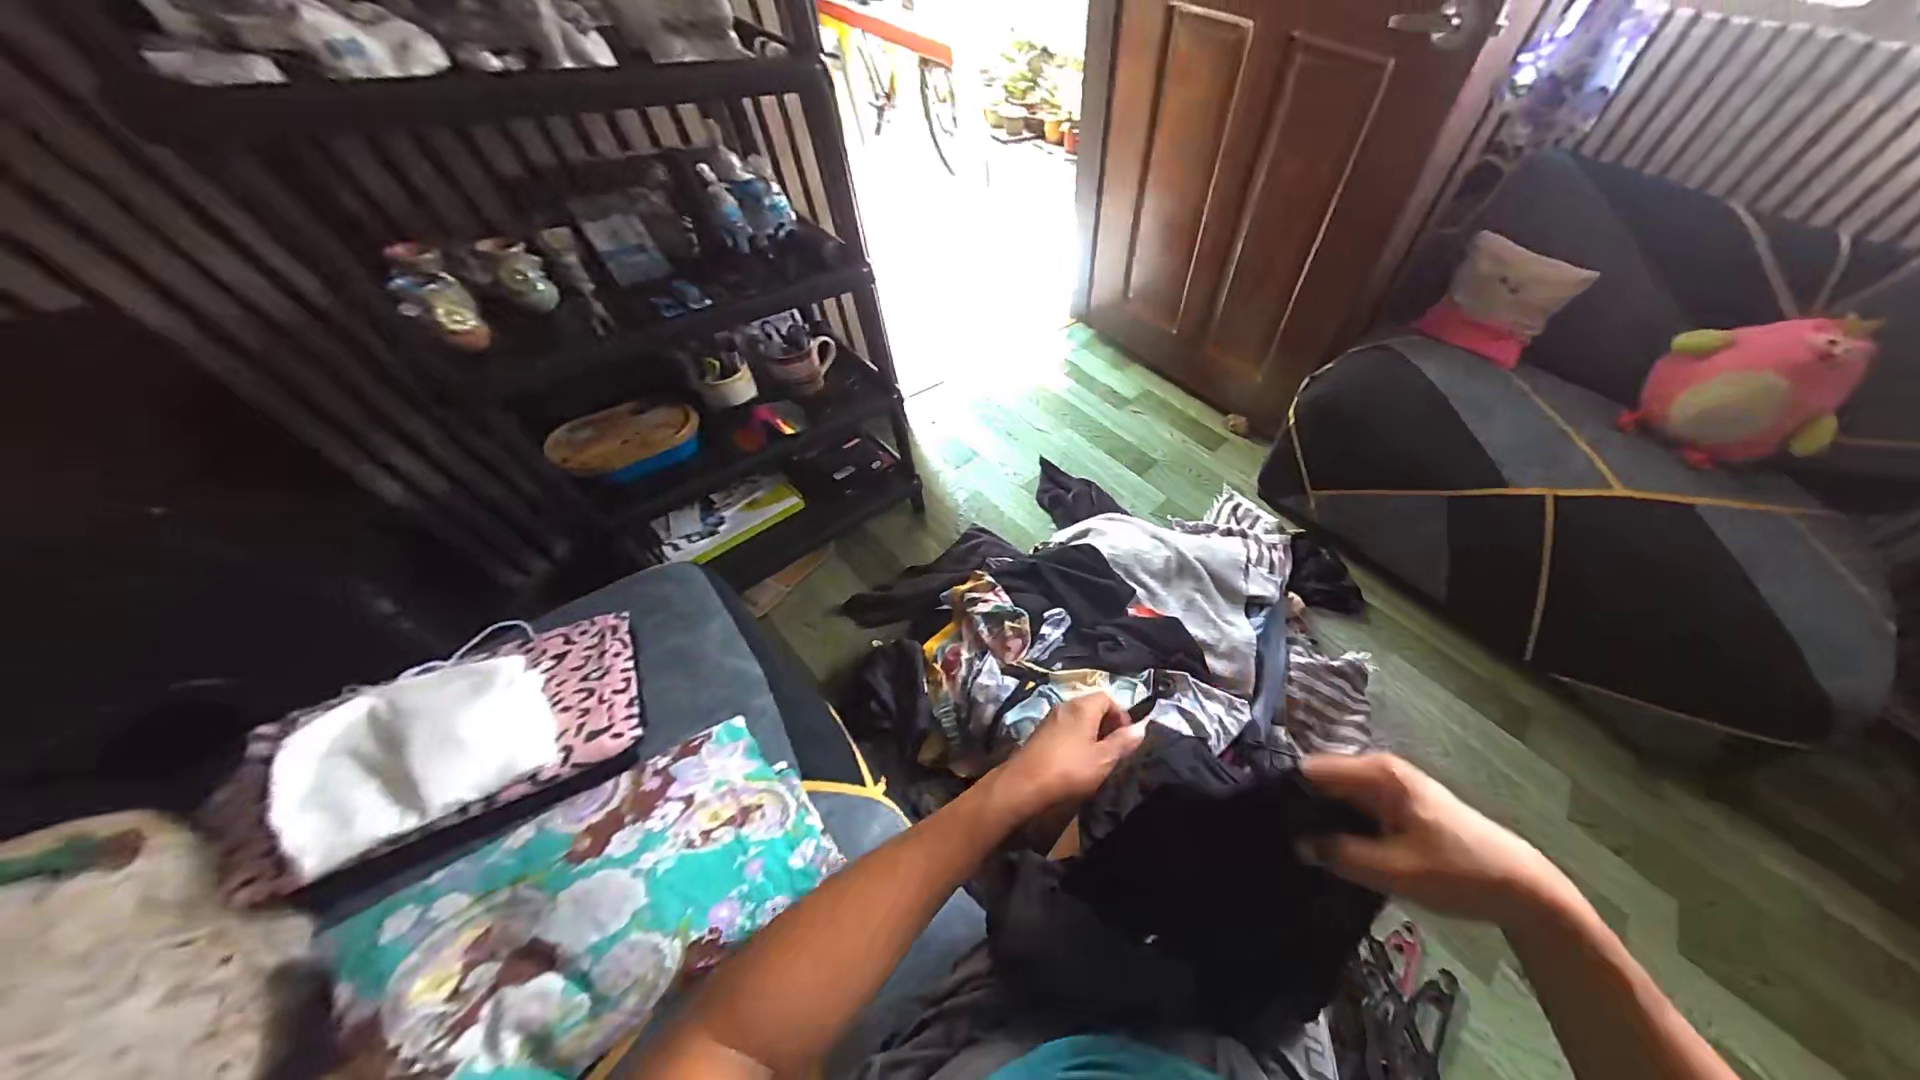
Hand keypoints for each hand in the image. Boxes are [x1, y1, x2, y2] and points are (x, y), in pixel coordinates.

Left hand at [986, 693, 1149, 821]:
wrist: (1024, 784)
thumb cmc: (1069, 769)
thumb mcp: (1103, 759)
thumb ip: (1123, 742)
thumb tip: (1141, 727)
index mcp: (1082, 707)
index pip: (1107, 697)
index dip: (1121, 714)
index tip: (1126, 737)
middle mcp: (1064, 706)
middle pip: (1092, 706)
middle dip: (1107, 724)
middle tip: (1114, 749)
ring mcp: (1050, 718)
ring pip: (1078, 718)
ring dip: (1092, 733)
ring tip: (1098, 757)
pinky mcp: (1040, 733)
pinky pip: (1065, 728)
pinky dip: (1076, 738)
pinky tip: (1077, 760)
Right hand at [1301, 753, 1579, 927]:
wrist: (1527, 892)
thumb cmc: (1462, 872)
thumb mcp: (1398, 871)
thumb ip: (1342, 856)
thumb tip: (1297, 844)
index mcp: (1378, 772)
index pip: (1311, 770)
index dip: (1287, 793)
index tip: (1268, 820)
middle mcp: (1380, 770)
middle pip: (1322, 781)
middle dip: (1302, 807)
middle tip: (1281, 838)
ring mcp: (1388, 788)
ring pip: (1337, 798)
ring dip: (1321, 819)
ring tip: (1300, 846)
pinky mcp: (1396, 807)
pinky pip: (1353, 810)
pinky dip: (1340, 826)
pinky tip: (1332, 849)